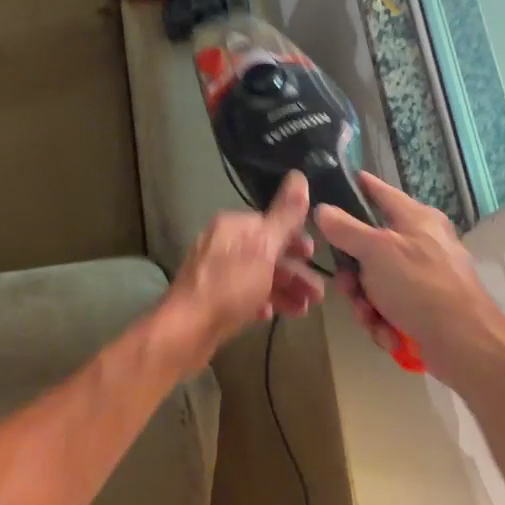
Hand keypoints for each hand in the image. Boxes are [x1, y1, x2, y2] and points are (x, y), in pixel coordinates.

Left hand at [166, 171, 325, 352]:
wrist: (187, 329)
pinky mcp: (213, 299)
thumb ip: (284, 215)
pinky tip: (271, 315)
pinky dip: (262, 302)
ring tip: (304, 310)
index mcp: (232, 226)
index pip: (270, 223)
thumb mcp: (263, 248)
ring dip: (284, 290)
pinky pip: (244, 295)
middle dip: (295, 272)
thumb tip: (299, 175)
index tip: (314, 257)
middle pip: (267, 252)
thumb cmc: (230, 285)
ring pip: (258, 276)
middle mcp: (222, 244)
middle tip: (318, 294)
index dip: (295, 240)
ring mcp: (215, 273)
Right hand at [314, 173, 504, 378]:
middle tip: (348, 288)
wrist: (464, 342)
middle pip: (369, 249)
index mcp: (416, 219)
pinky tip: (388, 334)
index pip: (381, 193)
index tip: (336, 183)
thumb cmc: (420, 285)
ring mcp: (422, 277)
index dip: (359, 187)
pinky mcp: (423, 308)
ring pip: (375, 284)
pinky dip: (384, 322)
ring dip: (366, 305)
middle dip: (354, 276)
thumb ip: (346, 229)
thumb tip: (323, 208)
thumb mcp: (377, 251)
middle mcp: (420, 243)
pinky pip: (389, 308)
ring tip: (371, 318)